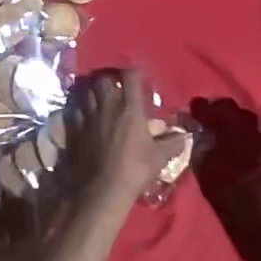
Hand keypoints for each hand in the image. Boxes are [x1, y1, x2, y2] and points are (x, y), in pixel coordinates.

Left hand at [80, 69, 187, 213]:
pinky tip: (86, 115)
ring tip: (101, 98)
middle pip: (103, 80)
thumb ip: (172, 143)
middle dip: (110, 79)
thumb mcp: (159, 158)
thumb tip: (185, 136)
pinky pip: (77, 110)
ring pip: (88, 92)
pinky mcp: (75, 129)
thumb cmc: (134, 170)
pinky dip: (81, 109)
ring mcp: (89, 116)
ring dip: (94, 92)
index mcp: (130, 108)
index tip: (138, 75)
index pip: (130, 77)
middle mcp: (107, 106)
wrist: (101, 188)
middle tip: (117, 87)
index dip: (134, 72)